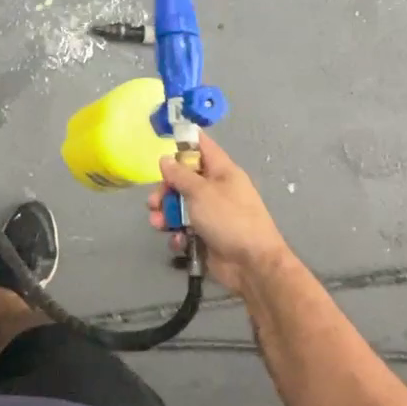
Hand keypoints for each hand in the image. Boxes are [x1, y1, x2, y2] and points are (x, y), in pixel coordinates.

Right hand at [149, 133, 290, 288]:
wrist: (252, 265)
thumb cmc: (229, 219)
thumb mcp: (201, 192)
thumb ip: (180, 175)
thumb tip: (165, 159)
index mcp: (222, 172)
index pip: (202, 146)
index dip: (184, 141)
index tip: (163, 142)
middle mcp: (216, 189)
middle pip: (183, 179)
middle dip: (165, 190)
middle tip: (154, 202)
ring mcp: (210, 213)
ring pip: (179, 206)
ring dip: (165, 214)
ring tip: (158, 223)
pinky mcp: (205, 235)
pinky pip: (184, 228)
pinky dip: (177, 234)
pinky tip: (178, 241)